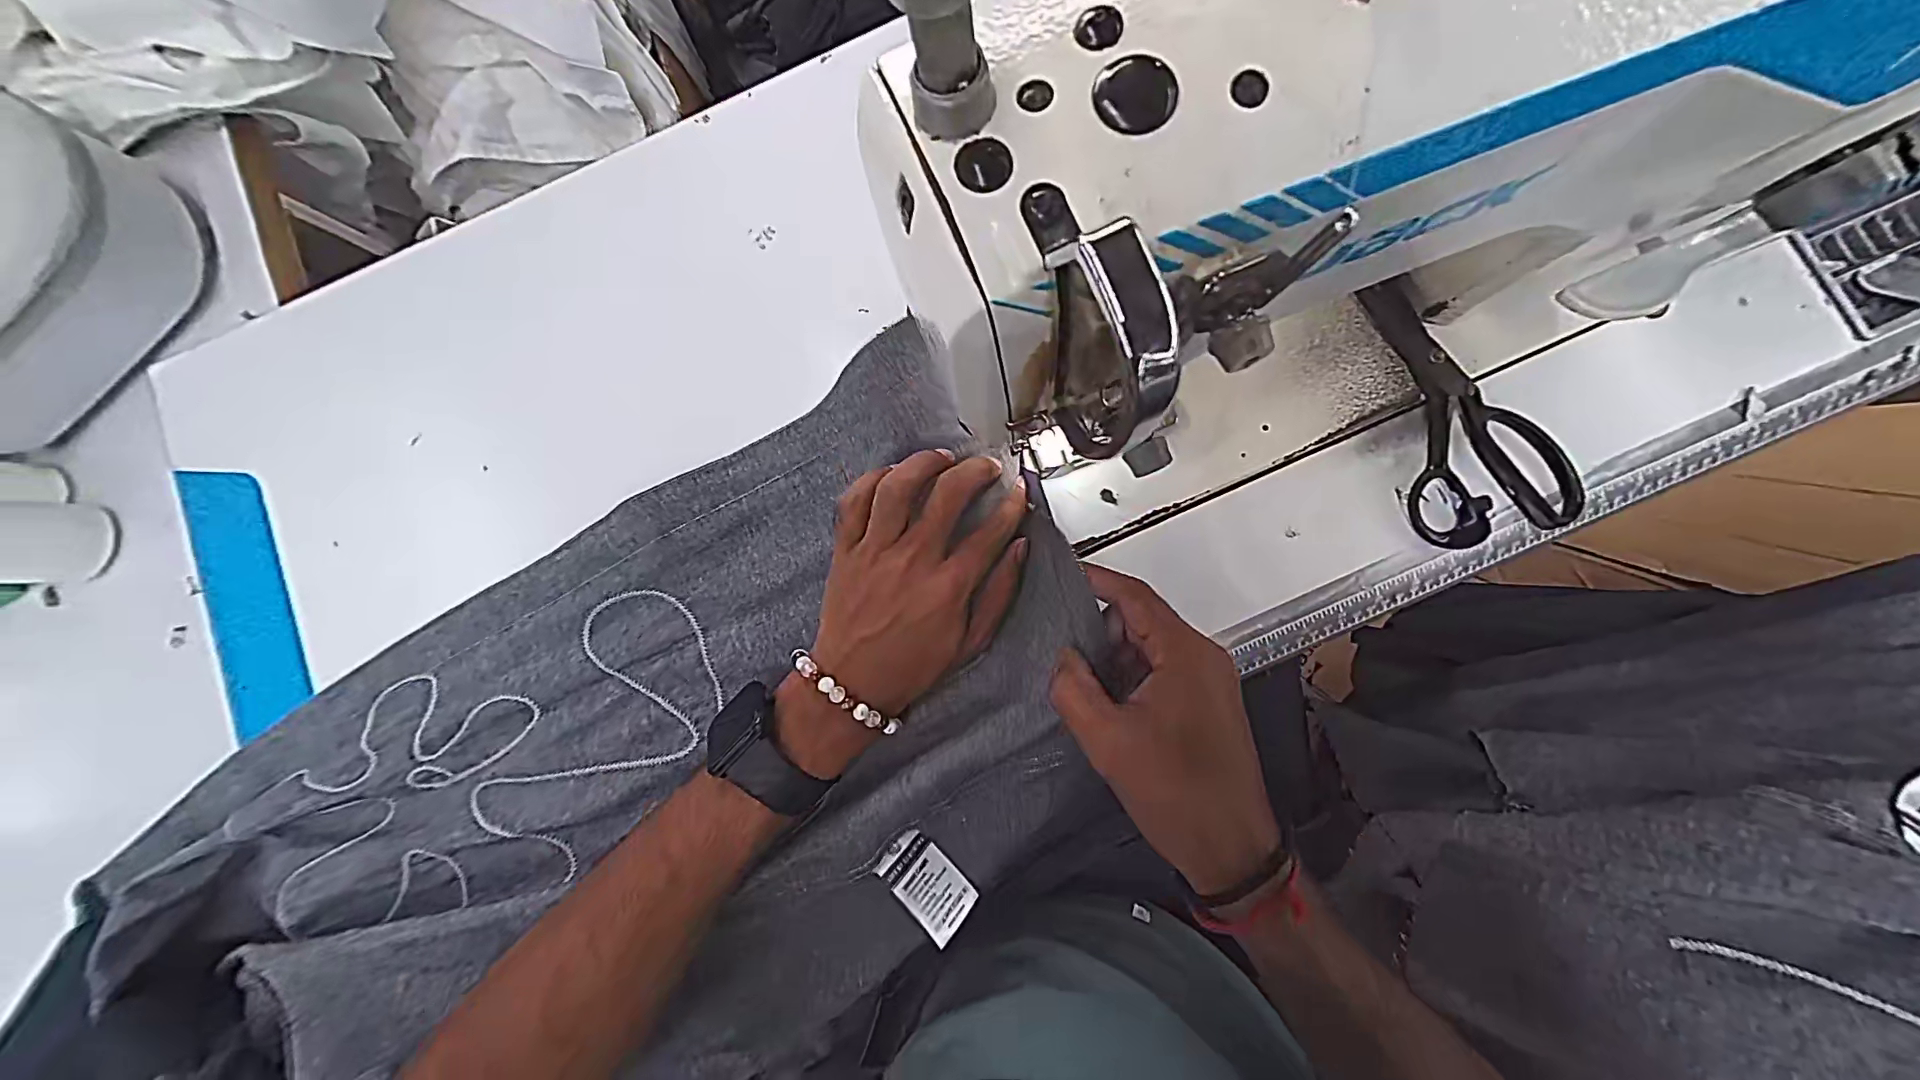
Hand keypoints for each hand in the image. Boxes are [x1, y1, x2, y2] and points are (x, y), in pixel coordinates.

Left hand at [777, 449, 1029, 778]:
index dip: (1011, 505)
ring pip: (899, 487)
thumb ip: (1000, 593)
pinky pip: (854, 502)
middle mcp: (912, 562)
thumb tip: (1018, 550)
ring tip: (940, 459)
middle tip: (984, 468)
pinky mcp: (847, 551)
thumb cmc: (910, 665)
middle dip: (974, 471)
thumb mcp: (970, 641)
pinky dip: (872, 479)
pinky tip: (891, 474)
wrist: (854, 683)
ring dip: (923, 463)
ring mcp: (876, 553)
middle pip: (948, 495)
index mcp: (948, 587)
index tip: (1017, 493)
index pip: (990, 530)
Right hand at [1049, 565, 1281, 895]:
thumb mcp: (1108, 742)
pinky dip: (1133, 678)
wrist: (1231, 847)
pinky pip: (1162, 670)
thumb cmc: (1184, 798)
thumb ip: (1073, 690)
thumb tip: (1062, 660)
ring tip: (1091, 693)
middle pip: (1142, 619)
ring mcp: (1209, 680)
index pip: (1135, 596)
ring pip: (1150, 647)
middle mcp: (1204, 659)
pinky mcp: (1207, 701)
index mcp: (1186, 655)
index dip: (1098, 581)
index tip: (1070, 574)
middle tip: (1068, 654)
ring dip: (1116, 660)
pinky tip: (1114, 709)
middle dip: (1101, 632)